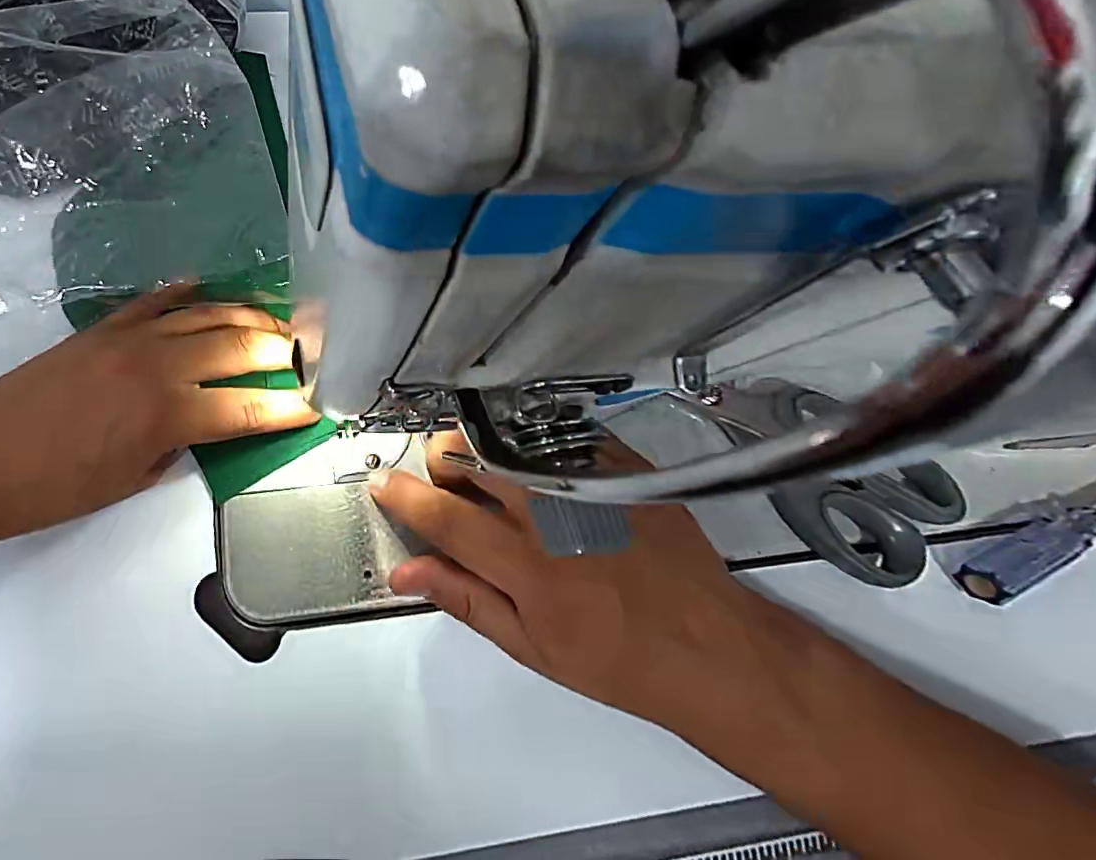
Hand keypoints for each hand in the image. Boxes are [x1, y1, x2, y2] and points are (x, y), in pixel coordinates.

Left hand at [0, 287, 319, 582]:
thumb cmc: (54, 490)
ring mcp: (129, 338)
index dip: (287, 409)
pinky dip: (188, 293)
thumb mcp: (132, 480)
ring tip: (273, 322)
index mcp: (167, 416)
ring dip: (246, 315)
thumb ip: (179, 445)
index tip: (313, 408)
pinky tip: (208, 290)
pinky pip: (156, 300)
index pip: (248, 408)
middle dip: (280, 352)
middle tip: (303, 358)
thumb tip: (204, 421)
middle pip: (238, 347)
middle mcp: (157, 366)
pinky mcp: (103, 327)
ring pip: (205, 314)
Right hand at [370, 433, 805, 731]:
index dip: (402, 495)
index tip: (383, 484)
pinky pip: (554, 436)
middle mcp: (554, 512)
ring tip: (497, 486)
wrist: (712, 645)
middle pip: (468, 455)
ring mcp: (589, 481)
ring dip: (483, 453)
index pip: (443, 514)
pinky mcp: (620, 465)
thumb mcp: (531, 646)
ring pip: (505, 437)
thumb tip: (407, 571)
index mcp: (527, 565)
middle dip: (441, 464)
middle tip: (451, 491)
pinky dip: (531, 452)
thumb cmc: (620, 659)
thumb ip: (463, 598)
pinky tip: (545, 482)